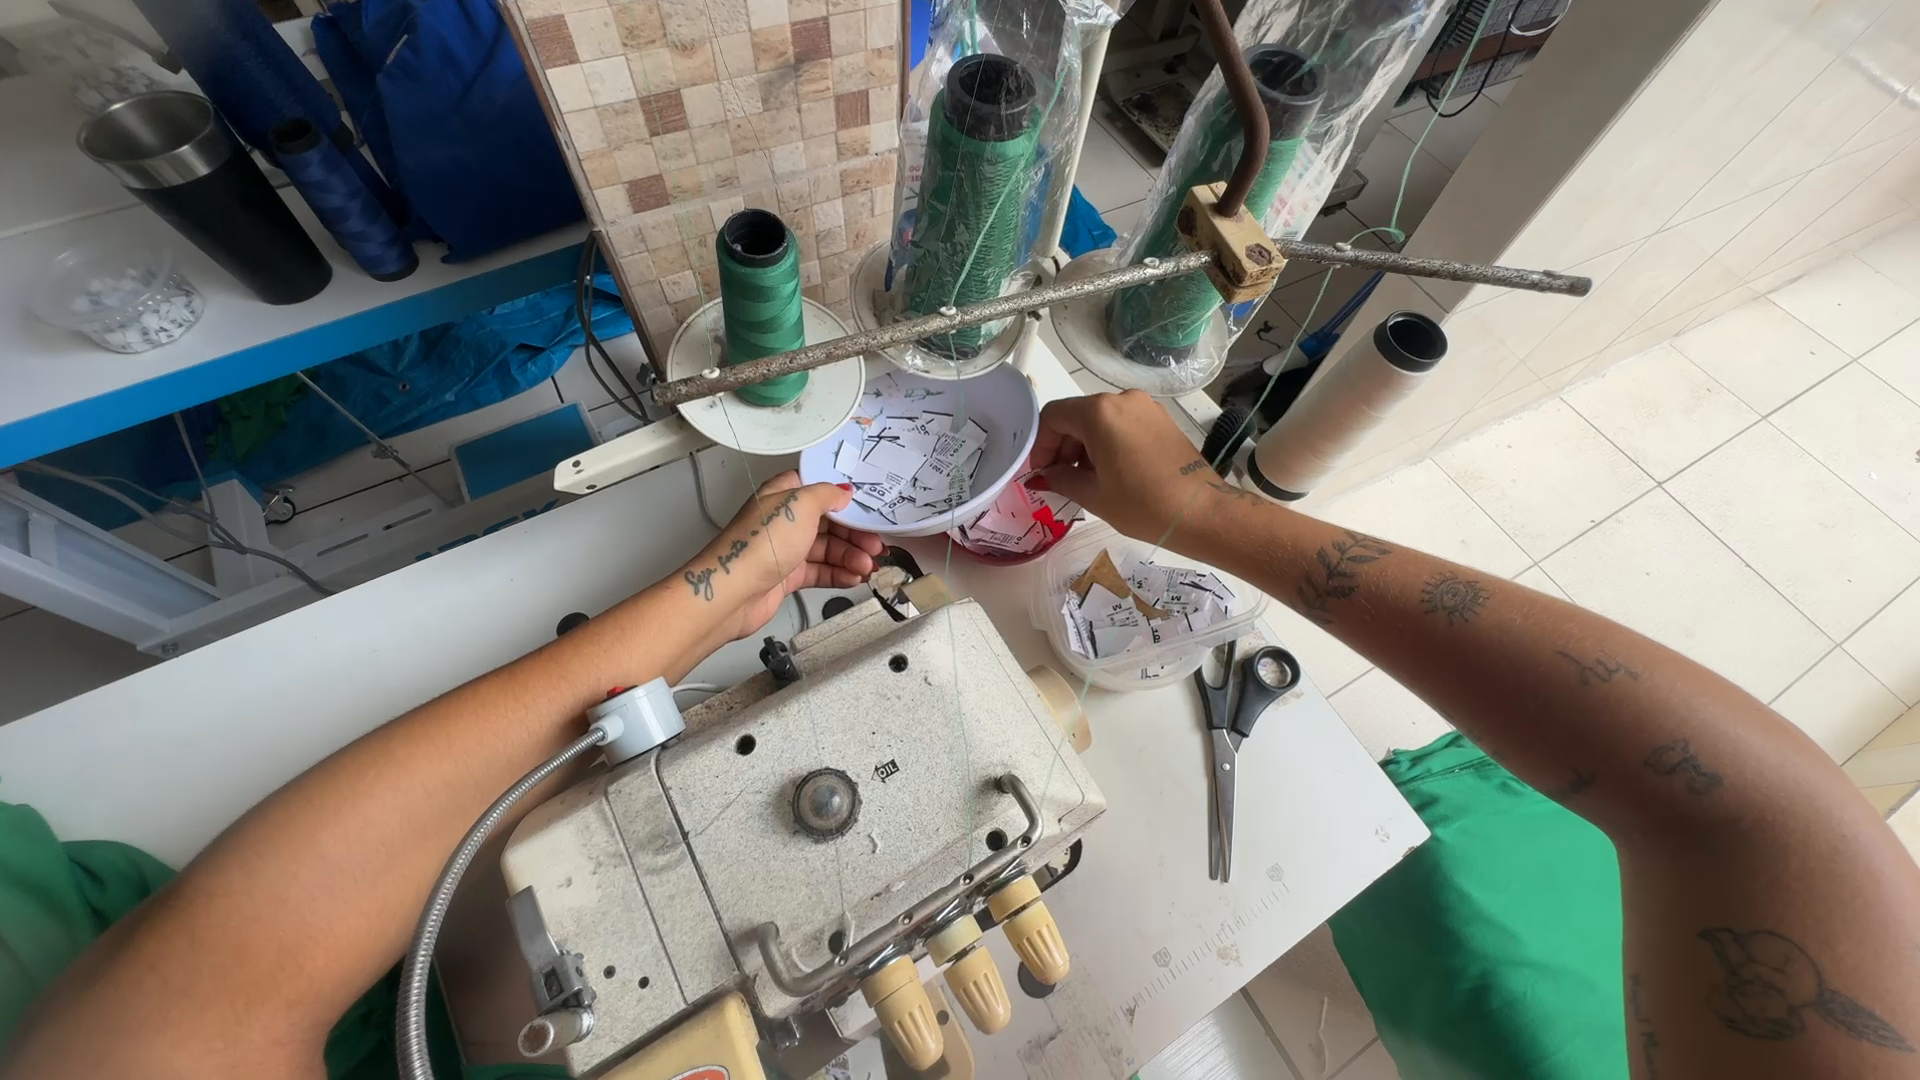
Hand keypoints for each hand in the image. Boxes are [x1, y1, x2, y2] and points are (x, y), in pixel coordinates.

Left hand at [677, 471, 885, 645]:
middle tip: (875, 546)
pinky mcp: (786, 576)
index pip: (822, 491)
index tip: (868, 512)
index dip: (846, 501)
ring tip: (867, 566)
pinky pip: (820, 571)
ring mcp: (785, 549)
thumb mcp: (800, 505)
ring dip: (851, 557)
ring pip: (828, 550)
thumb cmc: (757, 545)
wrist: (733, 591)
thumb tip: (843, 491)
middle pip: (830, 523)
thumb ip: (827, 494)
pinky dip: (839, 574)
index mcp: (783, 494)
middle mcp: (784, 520)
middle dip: (855, 535)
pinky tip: (854, 578)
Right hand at [1027, 390, 1238, 541]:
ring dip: (1084, 446)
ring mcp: (1145, 407)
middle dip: (1062, 446)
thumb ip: (1060, 479)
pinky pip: (1121, 424)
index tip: (1042, 472)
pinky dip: (1107, 443)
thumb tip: (1042, 476)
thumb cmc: (1142, 504)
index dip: (1040, 445)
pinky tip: (1110, 473)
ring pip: (1099, 420)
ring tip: (1087, 481)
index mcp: (1099, 413)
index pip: (1053, 416)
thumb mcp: (1093, 495)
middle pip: (1076, 415)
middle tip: (1060, 479)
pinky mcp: (1160, 419)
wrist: (1201, 512)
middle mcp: (1121, 399)